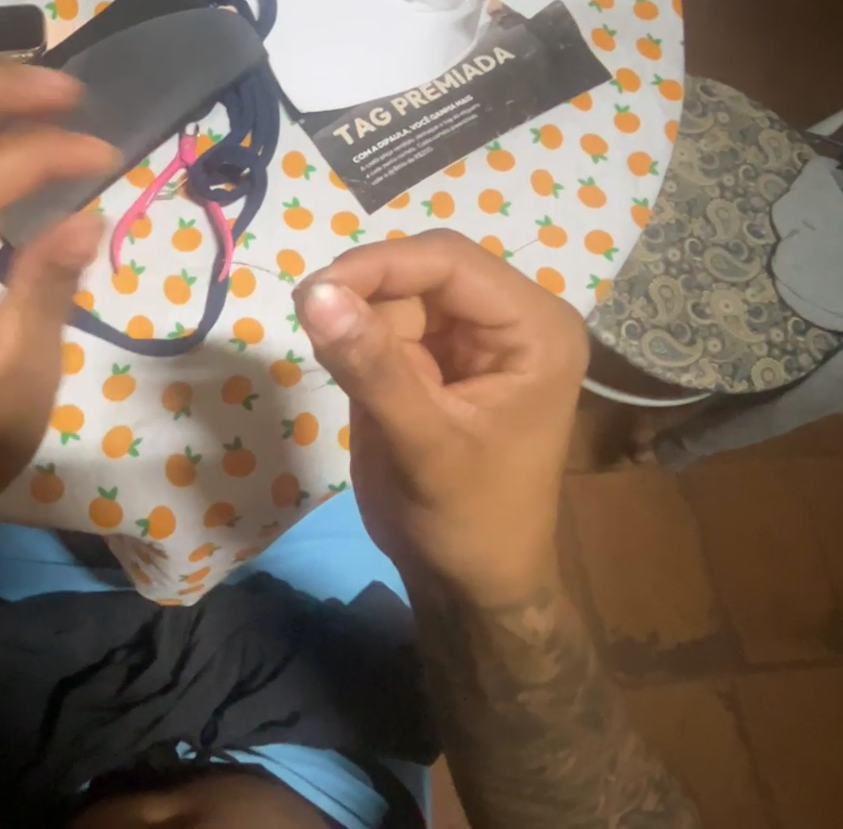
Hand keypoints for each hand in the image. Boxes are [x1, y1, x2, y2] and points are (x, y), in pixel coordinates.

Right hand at [292, 229, 588, 601]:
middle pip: (420, 269)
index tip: (310, 292)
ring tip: (335, 362)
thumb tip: (312, 291)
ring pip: (395, 292)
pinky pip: (383, 323)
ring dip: (355, 316)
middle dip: (364, 290)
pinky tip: (344, 368)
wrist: (467, 580)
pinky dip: (354, 338)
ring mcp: (468, 338)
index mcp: (533, 328)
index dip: (378, 265)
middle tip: (309, 319)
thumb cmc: (468, 519)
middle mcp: (506, 319)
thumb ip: (372, 364)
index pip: (449, 262)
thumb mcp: (422, 443)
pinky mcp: (432, 359)